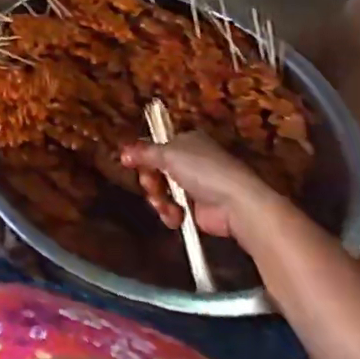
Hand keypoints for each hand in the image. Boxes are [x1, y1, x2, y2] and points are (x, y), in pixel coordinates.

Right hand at [121, 133, 282, 240]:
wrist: (237, 205)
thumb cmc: (203, 170)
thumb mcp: (168, 154)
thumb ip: (143, 152)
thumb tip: (122, 152)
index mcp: (186, 141)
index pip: (156, 145)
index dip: (143, 154)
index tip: (131, 163)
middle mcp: (190, 161)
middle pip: (155, 169)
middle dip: (150, 180)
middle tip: (152, 186)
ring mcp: (194, 186)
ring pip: (161, 190)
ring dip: (159, 199)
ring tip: (166, 206)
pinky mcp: (197, 209)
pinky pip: (172, 208)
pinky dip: (169, 213)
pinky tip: (174, 217)